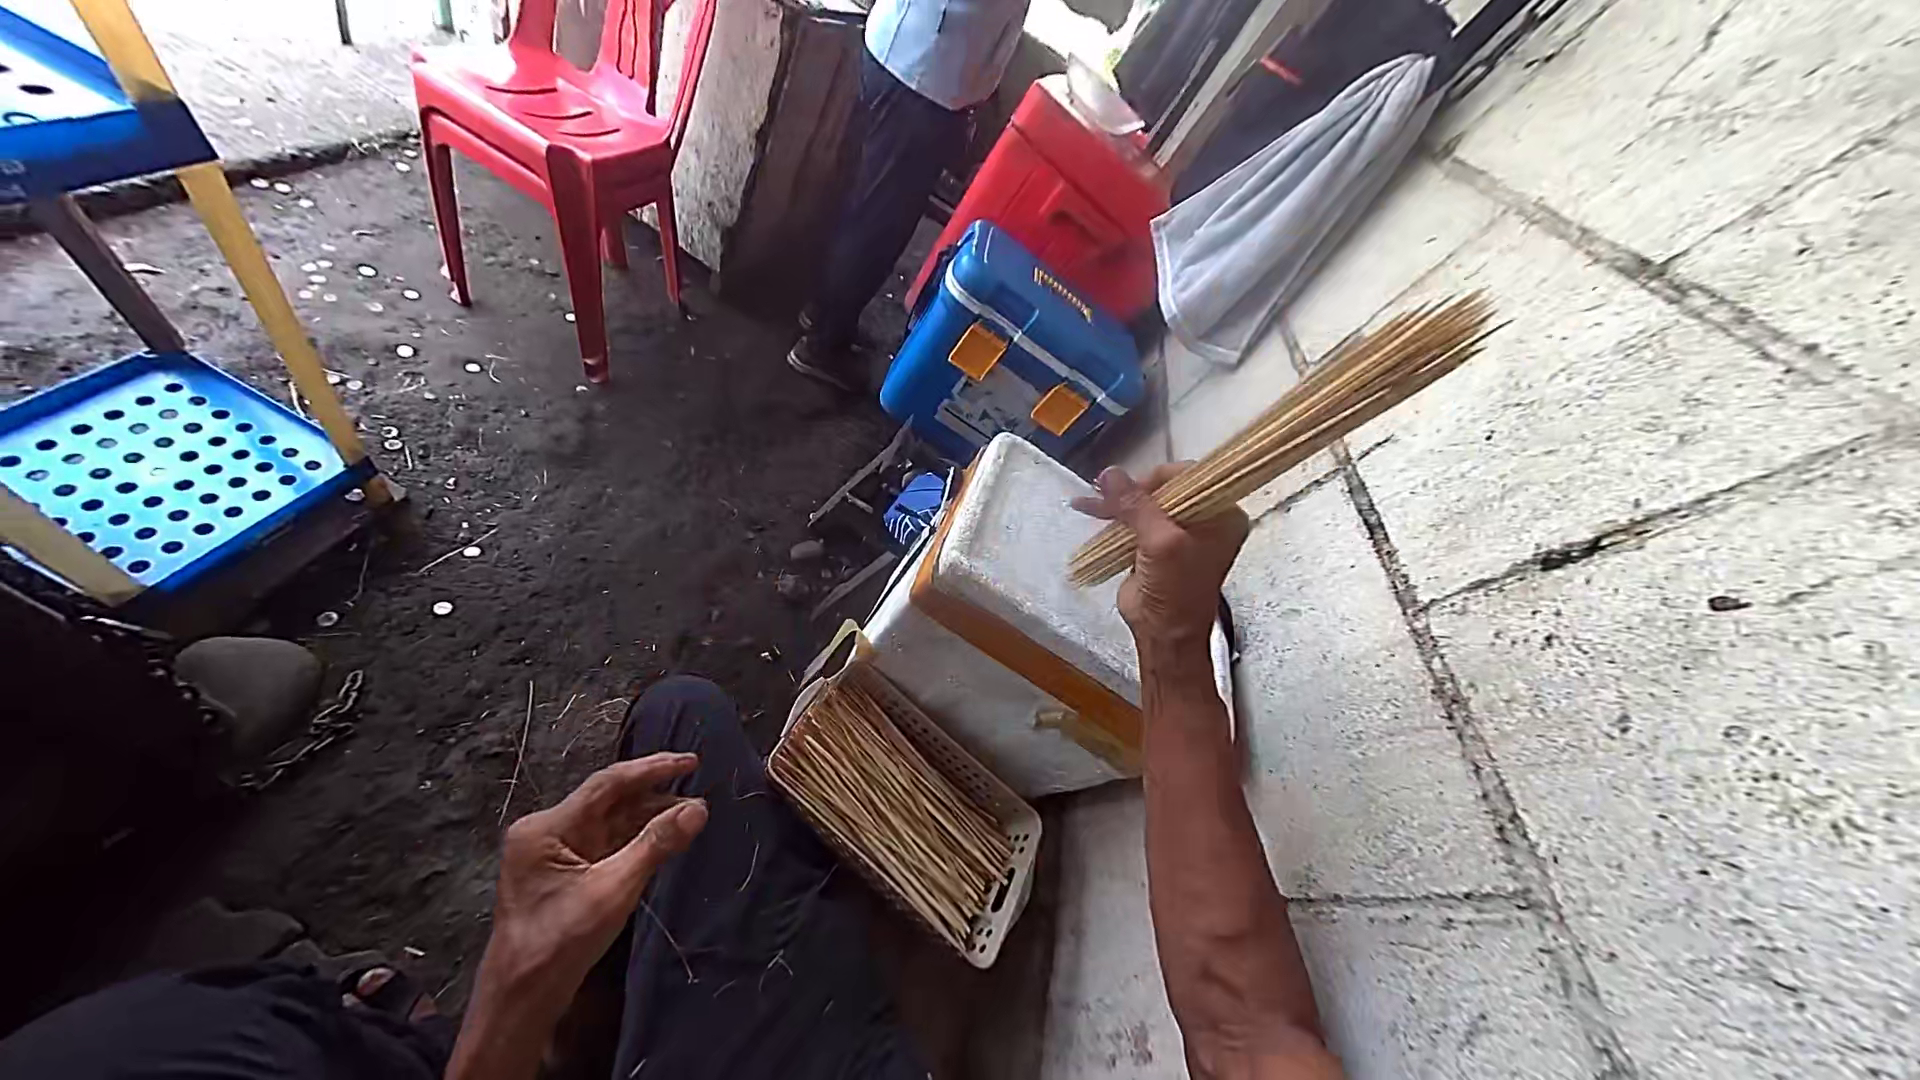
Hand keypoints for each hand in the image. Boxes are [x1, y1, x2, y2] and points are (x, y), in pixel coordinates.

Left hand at [474, 754, 708, 1020]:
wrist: (522, 1003)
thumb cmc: (559, 944)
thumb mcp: (613, 890)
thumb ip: (656, 844)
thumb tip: (699, 808)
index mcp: (547, 828)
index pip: (608, 783)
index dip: (653, 768)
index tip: (692, 762)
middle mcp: (549, 830)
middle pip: (612, 798)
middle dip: (656, 792)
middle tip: (698, 783)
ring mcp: (558, 849)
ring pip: (615, 818)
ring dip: (652, 814)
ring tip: (691, 811)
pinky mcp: (570, 868)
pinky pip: (612, 838)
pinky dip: (641, 834)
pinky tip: (668, 833)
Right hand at [1072, 464, 1249, 649]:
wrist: (1163, 632)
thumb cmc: (1176, 590)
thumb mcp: (1160, 542)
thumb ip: (1136, 505)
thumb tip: (1109, 474)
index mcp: (1221, 515)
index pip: (1190, 477)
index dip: (1158, 478)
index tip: (1132, 487)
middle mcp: (1203, 520)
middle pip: (1163, 488)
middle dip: (1131, 489)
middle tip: (1103, 491)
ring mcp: (1176, 532)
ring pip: (1144, 503)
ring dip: (1115, 501)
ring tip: (1088, 500)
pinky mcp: (1154, 545)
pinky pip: (1132, 520)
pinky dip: (1111, 515)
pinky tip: (1087, 508)